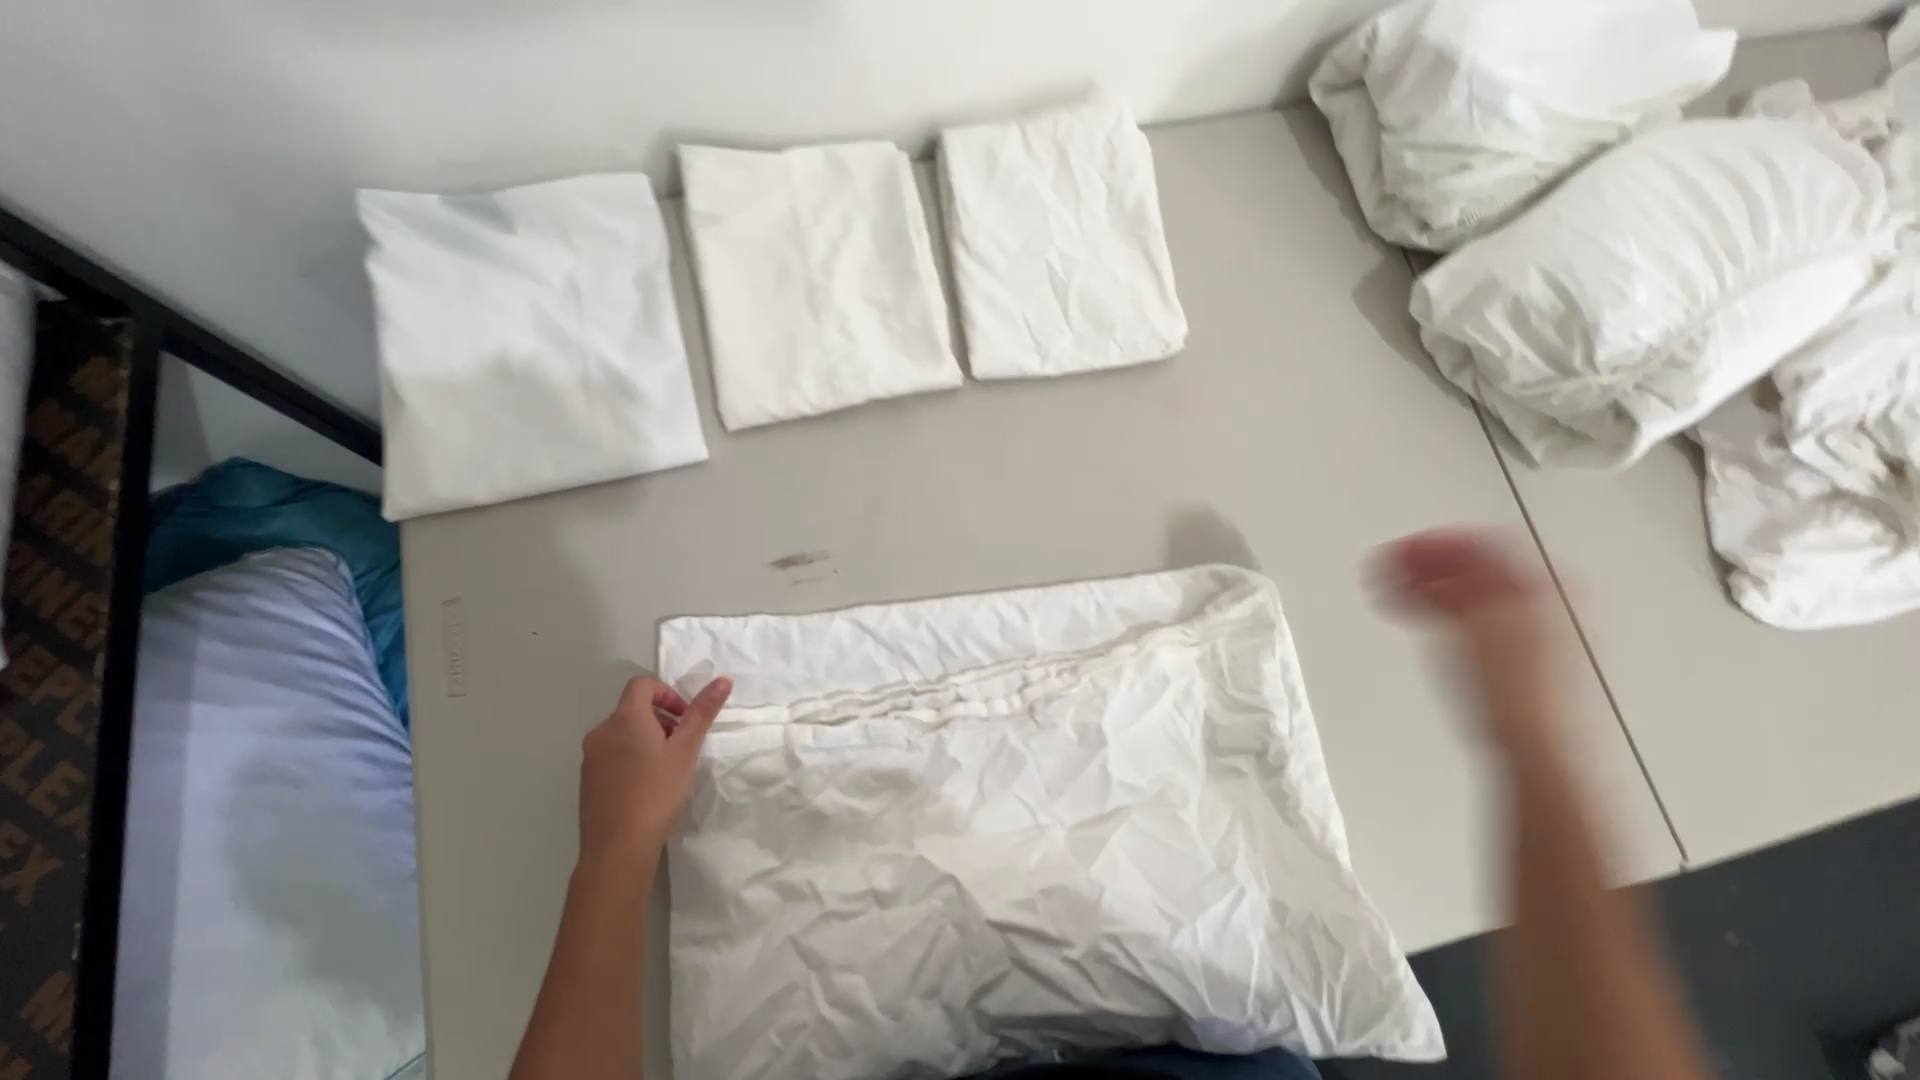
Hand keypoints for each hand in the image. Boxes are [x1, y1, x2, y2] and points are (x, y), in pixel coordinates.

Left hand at [577, 675, 731, 873]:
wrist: (618, 847)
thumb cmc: (657, 792)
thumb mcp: (686, 751)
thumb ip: (702, 713)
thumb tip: (723, 680)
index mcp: (624, 719)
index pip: (642, 685)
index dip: (667, 694)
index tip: (685, 719)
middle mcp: (601, 732)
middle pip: (632, 709)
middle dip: (661, 719)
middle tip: (682, 746)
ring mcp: (590, 757)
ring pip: (622, 733)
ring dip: (646, 738)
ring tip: (666, 768)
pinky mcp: (587, 780)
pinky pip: (611, 755)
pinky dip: (631, 757)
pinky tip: (646, 787)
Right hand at [1376, 529, 1554, 749]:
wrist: (1534, 748)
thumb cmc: (1525, 691)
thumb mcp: (1483, 619)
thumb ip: (1459, 580)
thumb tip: (1435, 551)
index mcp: (1550, 588)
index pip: (1489, 545)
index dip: (1443, 541)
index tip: (1406, 546)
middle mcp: (1542, 606)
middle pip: (1474, 569)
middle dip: (1427, 563)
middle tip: (1390, 562)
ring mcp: (1523, 635)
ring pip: (1463, 594)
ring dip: (1421, 585)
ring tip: (1386, 587)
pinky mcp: (1504, 661)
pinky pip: (1460, 620)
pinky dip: (1429, 610)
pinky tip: (1402, 611)